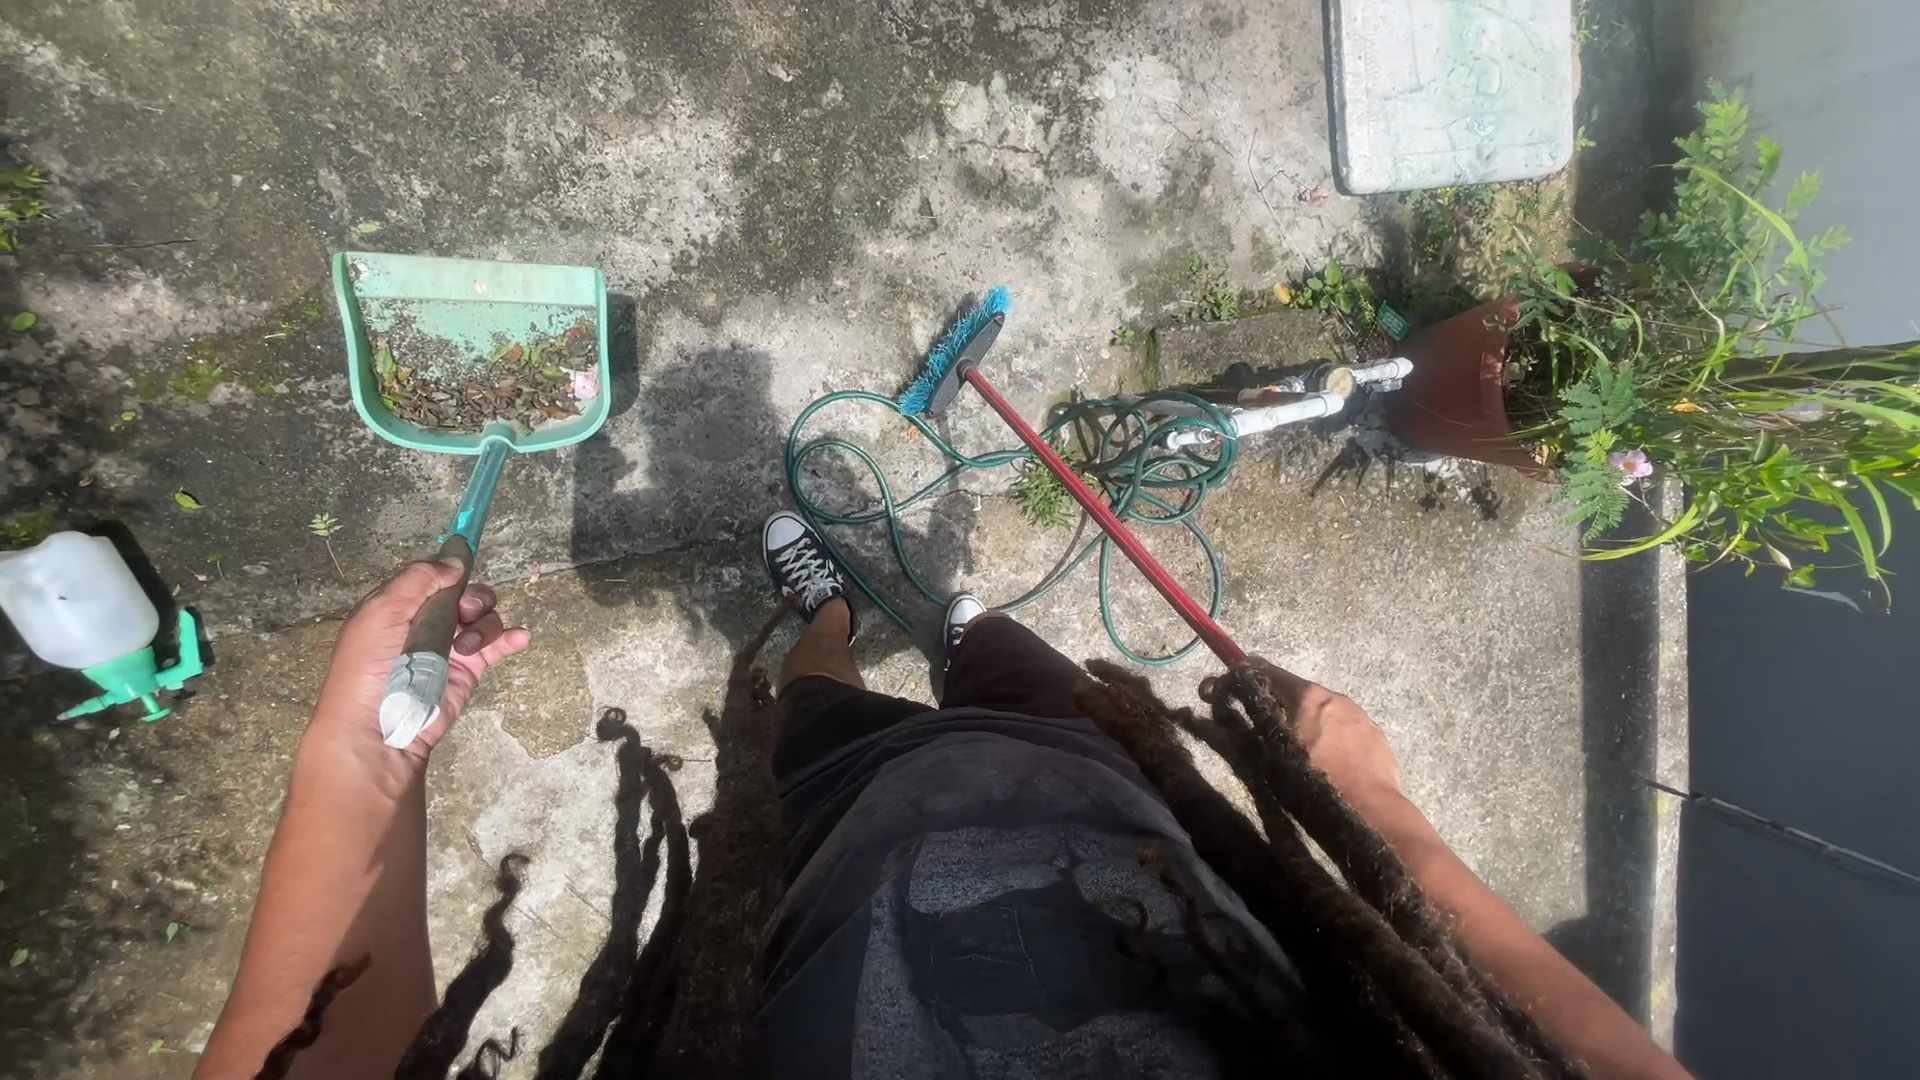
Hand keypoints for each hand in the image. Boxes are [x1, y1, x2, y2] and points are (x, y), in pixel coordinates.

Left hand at [312, 558, 531, 762]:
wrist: (379, 724)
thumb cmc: (369, 667)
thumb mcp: (381, 614)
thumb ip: (418, 581)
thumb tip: (456, 561)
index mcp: (400, 606)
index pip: (434, 577)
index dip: (450, 570)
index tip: (464, 564)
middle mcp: (428, 621)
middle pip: (467, 593)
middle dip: (473, 598)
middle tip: (465, 613)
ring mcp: (452, 644)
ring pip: (485, 616)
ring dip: (485, 625)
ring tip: (469, 647)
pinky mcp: (471, 665)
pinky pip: (500, 643)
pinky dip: (512, 637)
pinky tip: (518, 638)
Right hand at [1237, 656, 1401, 805]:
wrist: (1369, 813)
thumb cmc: (1311, 783)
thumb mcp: (1264, 758)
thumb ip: (1240, 728)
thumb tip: (1218, 713)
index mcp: (1304, 695)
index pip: (1264, 669)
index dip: (1242, 677)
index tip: (1228, 689)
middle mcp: (1334, 695)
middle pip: (1296, 691)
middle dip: (1278, 705)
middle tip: (1266, 730)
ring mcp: (1359, 714)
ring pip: (1322, 710)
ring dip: (1307, 721)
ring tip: (1303, 751)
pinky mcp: (1376, 735)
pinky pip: (1345, 727)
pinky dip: (1332, 736)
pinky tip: (1330, 761)